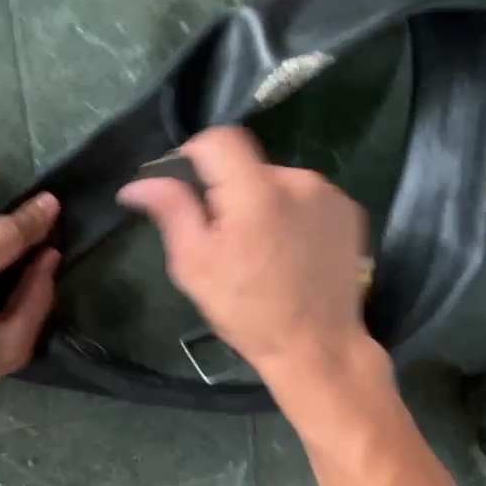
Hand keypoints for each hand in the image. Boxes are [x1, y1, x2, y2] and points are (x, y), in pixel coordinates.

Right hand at [118, 127, 375, 382]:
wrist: (317, 346)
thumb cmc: (246, 310)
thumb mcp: (194, 265)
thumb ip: (171, 211)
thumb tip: (137, 182)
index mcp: (255, 192)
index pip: (218, 139)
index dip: (193, 155)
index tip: (186, 189)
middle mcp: (297, 180)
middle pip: (246, 164)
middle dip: (227, 191)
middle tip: (221, 238)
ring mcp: (328, 194)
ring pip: (275, 181)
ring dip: (258, 202)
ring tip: (256, 249)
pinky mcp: (349, 210)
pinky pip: (304, 197)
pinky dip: (288, 214)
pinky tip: (285, 250)